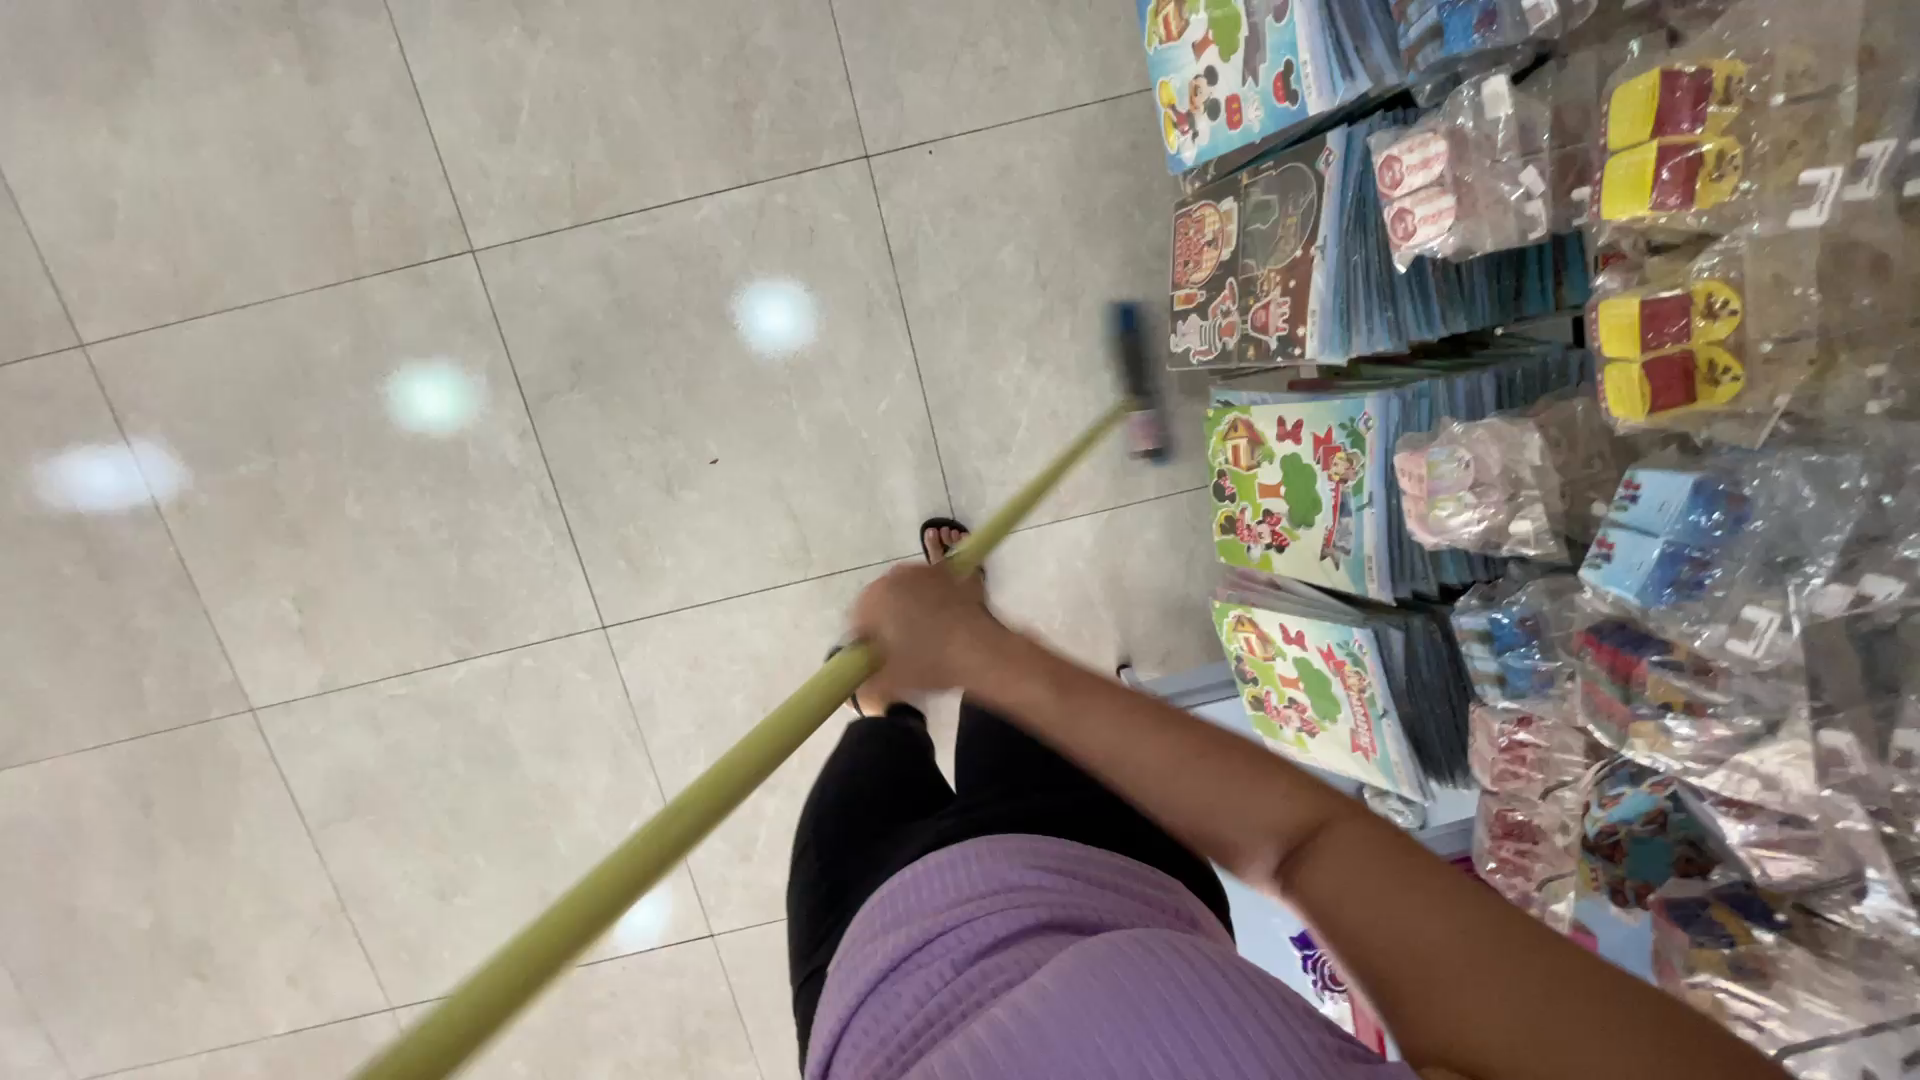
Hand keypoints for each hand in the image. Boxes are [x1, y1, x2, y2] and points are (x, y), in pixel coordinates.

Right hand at [850, 563, 1007, 695]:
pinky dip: (931, 599)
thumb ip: (866, 682)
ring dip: (908, 608)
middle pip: (879, 602)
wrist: (982, 649)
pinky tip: (943, 621)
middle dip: (885, 621)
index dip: (865, 642)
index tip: (876, 659)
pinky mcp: (949, 572)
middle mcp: (893, 576)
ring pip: (905, 591)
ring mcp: (923, 569)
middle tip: (900, 648)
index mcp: (872, 598)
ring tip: (925, 635)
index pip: (856, 620)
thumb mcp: (890, 681)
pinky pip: (930, 587)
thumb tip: (861, 683)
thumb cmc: (930, 663)